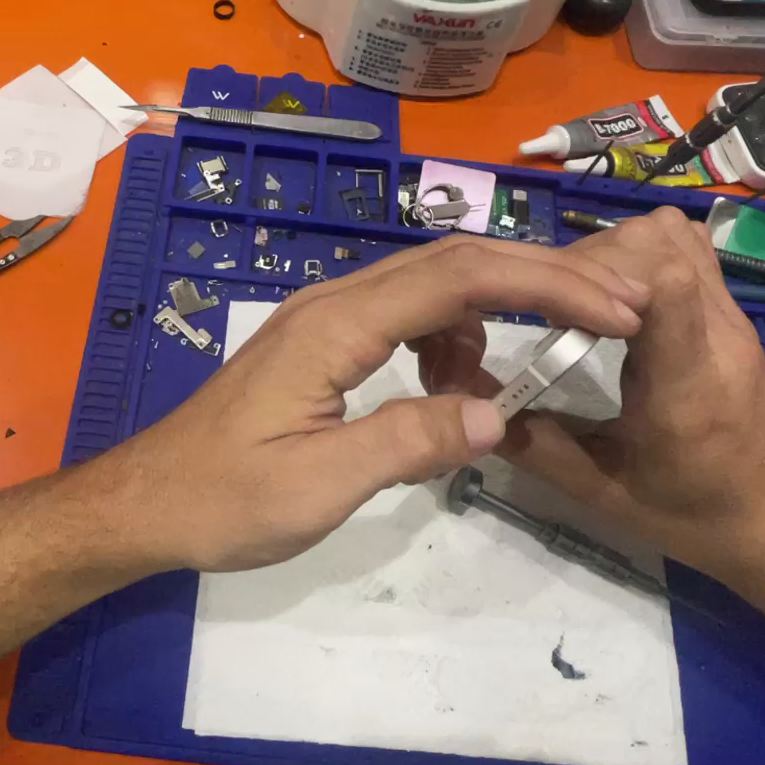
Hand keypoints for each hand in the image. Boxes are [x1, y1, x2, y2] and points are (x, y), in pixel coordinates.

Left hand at [97, 237, 651, 572]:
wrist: (148, 501)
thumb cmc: (223, 499)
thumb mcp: (320, 484)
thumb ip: (408, 442)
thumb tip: (495, 413)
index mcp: (335, 324)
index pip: (458, 277)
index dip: (545, 284)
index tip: (615, 311)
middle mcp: (332, 304)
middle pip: (450, 263)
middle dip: (537, 280)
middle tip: (612, 314)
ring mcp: (324, 321)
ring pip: (429, 287)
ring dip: (492, 312)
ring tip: (528, 368)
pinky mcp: (320, 346)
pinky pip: (402, 321)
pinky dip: (448, 342)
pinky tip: (453, 387)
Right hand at [417, 207, 764, 586]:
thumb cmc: (700, 516)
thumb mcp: (604, 495)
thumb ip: (537, 447)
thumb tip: (471, 408)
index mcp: (686, 383)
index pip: (664, 286)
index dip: (597, 276)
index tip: (550, 312)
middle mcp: (715, 334)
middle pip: (656, 244)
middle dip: (588, 263)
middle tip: (553, 311)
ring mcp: (730, 317)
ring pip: (672, 234)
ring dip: (613, 252)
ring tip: (580, 301)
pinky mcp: (731, 314)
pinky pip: (688, 248)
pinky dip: (642, 252)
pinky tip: (616, 297)